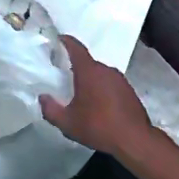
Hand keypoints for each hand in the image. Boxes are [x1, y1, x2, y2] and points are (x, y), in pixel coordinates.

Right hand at [40, 35, 158, 158]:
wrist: (134, 140)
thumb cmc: (98, 127)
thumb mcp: (67, 123)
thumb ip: (50, 109)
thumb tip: (43, 97)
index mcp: (89, 72)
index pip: (76, 48)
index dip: (66, 41)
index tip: (58, 39)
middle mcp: (106, 70)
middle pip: (87, 62)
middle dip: (75, 67)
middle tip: (62, 76)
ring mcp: (120, 80)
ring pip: (99, 73)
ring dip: (89, 79)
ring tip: (79, 93)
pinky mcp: (129, 90)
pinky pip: (109, 83)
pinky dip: (101, 88)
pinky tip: (96, 104)